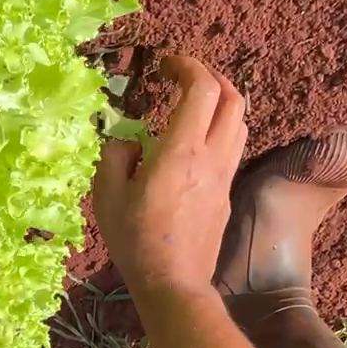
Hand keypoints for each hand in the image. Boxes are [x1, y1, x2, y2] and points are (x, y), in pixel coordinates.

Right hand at [92, 55, 247, 309]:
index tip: (165, 65)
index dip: (187, 66)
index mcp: (181, 151)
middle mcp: (211, 156)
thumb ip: (116, 155)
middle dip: (211, 77)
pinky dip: (218, 130)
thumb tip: (130, 140)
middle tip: (183, 78)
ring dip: (220, 103)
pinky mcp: (226, 194)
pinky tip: (193, 144)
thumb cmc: (135, 240)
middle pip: (232, 97)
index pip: (201, 88)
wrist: (173, 282)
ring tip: (192, 106)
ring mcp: (224, 175)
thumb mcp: (108, 195)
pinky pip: (231, 148)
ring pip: (238, 121)